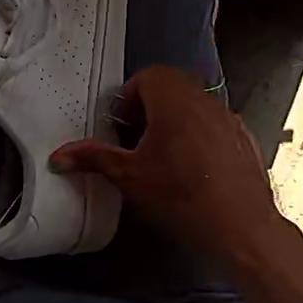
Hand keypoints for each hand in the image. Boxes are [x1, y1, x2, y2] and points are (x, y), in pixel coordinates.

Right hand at [51, 66, 302, 269]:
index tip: (120, 123)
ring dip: (173, 120)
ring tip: (160, 155)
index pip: (149, 75)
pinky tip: (190, 170)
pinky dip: (196, 135)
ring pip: (194, 105)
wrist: (240, 227)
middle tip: (134, 137)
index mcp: (174, 103)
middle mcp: (205, 103)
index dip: (129, 95)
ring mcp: (229, 120)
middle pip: (172, 86)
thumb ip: (93, 159)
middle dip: (148, 106)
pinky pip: (213, 125)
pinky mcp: (244, 140)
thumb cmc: (179, 195)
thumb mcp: (128, 177)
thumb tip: (58, 157)